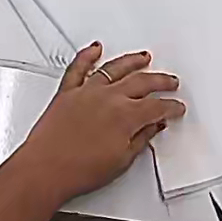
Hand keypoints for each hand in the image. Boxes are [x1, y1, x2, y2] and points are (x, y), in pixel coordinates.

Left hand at [10, 43, 186, 203]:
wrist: (45, 171)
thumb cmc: (79, 170)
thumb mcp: (122, 160)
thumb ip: (141, 139)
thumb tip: (152, 128)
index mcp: (127, 116)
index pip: (157, 106)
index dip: (171, 106)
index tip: (176, 107)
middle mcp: (108, 98)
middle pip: (142, 82)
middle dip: (161, 81)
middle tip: (170, 82)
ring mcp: (87, 92)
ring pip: (115, 68)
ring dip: (132, 61)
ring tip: (143, 58)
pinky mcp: (67, 93)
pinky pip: (79, 68)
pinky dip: (87, 55)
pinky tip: (95, 49)